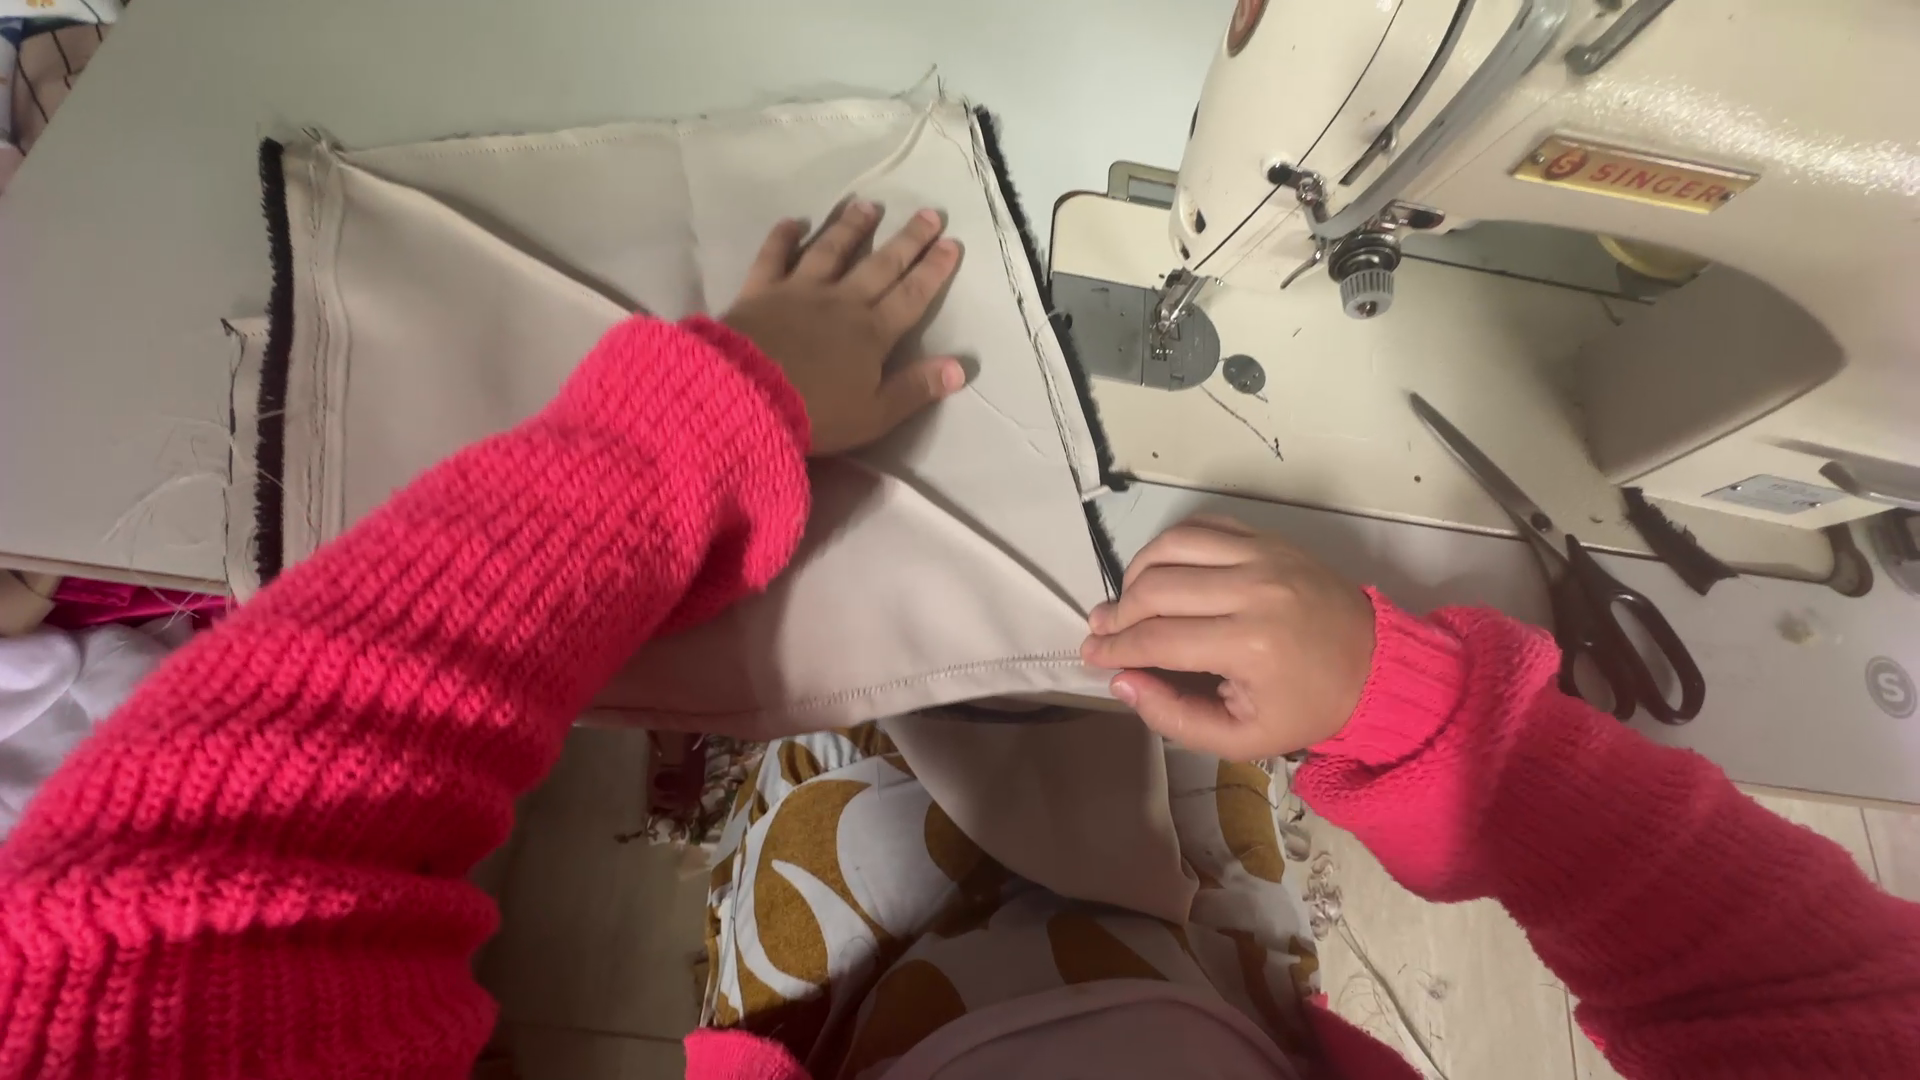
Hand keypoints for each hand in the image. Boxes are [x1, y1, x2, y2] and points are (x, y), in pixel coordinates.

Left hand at [722, 201, 967, 454]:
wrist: (748, 397)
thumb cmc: (817, 413)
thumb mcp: (876, 414)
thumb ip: (916, 389)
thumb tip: (960, 367)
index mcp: (873, 334)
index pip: (911, 296)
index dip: (934, 271)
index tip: (951, 243)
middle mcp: (842, 302)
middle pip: (880, 265)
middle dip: (907, 240)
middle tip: (928, 212)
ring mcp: (800, 291)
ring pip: (831, 250)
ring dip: (851, 227)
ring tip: (868, 205)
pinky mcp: (761, 291)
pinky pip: (774, 255)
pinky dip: (783, 236)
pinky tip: (793, 221)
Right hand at [1080, 516, 1376, 759]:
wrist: (1376, 666)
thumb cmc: (1305, 707)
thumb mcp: (1241, 738)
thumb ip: (1174, 716)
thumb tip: (1121, 681)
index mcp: (1250, 645)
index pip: (1157, 639)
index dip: (1115, 648)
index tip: (1091, 655)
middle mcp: (1253, 590)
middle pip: (1155, 588)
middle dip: (1117, 612)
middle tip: (1101, 630)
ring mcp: (1262, 555)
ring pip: (1171, 547)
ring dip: (1135, 572)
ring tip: (1126, 599)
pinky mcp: (1268, 539)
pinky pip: (1201, 526)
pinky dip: (1168, 544)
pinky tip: (1159, 568)